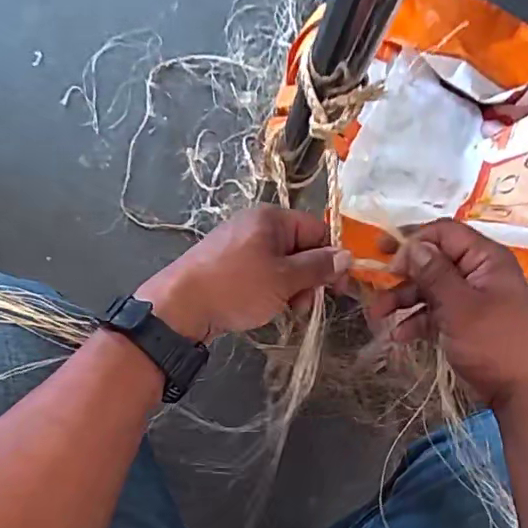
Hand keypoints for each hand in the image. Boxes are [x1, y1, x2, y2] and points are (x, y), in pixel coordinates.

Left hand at [135, 206, 350, 342]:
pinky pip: (262, 272)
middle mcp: (256, 225)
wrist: (181, 306)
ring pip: (282, 264)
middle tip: (303, 305)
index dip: (331, 259)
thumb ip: (318, 267)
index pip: (318, 230)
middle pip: (300, 248)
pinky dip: (270, 289)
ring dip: (291, 288)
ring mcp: (240, 244)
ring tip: (283, 309)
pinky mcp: (228, 264)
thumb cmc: (237, 287)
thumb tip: (347, 256)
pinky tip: (265, 307)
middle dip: (308, 278)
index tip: (338, 289)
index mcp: (272, 218)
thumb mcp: (284, 279)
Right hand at [371, 222, 527, 409]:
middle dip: (402, 275)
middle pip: (433, 262)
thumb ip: (434, 273)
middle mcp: (478, 274)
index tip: (384, 255)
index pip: (445, 233)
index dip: (414, 240)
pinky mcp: (464, 324)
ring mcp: (471, 300)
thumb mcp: (459, 306)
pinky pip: (435, 313)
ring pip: (430, 289)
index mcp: (486, 259)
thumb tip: (412, 245)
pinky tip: (399, 335)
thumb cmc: (493, 343)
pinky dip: (417, 321)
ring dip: (403, 300)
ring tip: (378, 316)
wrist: (519, 391)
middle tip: (375, 286)